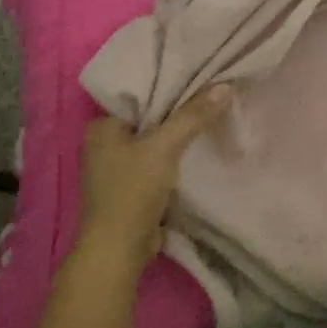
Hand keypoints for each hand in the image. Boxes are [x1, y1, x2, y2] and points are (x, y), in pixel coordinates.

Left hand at [75, 84, 233, 274]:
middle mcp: (104, 143)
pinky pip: (159, 160)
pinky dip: (177, 156)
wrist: (119, 249)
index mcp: (101, 127)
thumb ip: (193, 117)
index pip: (140, 95)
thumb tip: (225, 86)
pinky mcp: (132, 186)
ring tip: (213, 116)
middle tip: (214, 95)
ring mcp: (117, 167)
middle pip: (151, 118)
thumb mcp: (164, 148)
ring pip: (156, 140)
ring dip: (180, 135)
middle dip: (180, 111)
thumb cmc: (131, 191)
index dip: (171, 86)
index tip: (202, 78)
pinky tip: (200, 148)